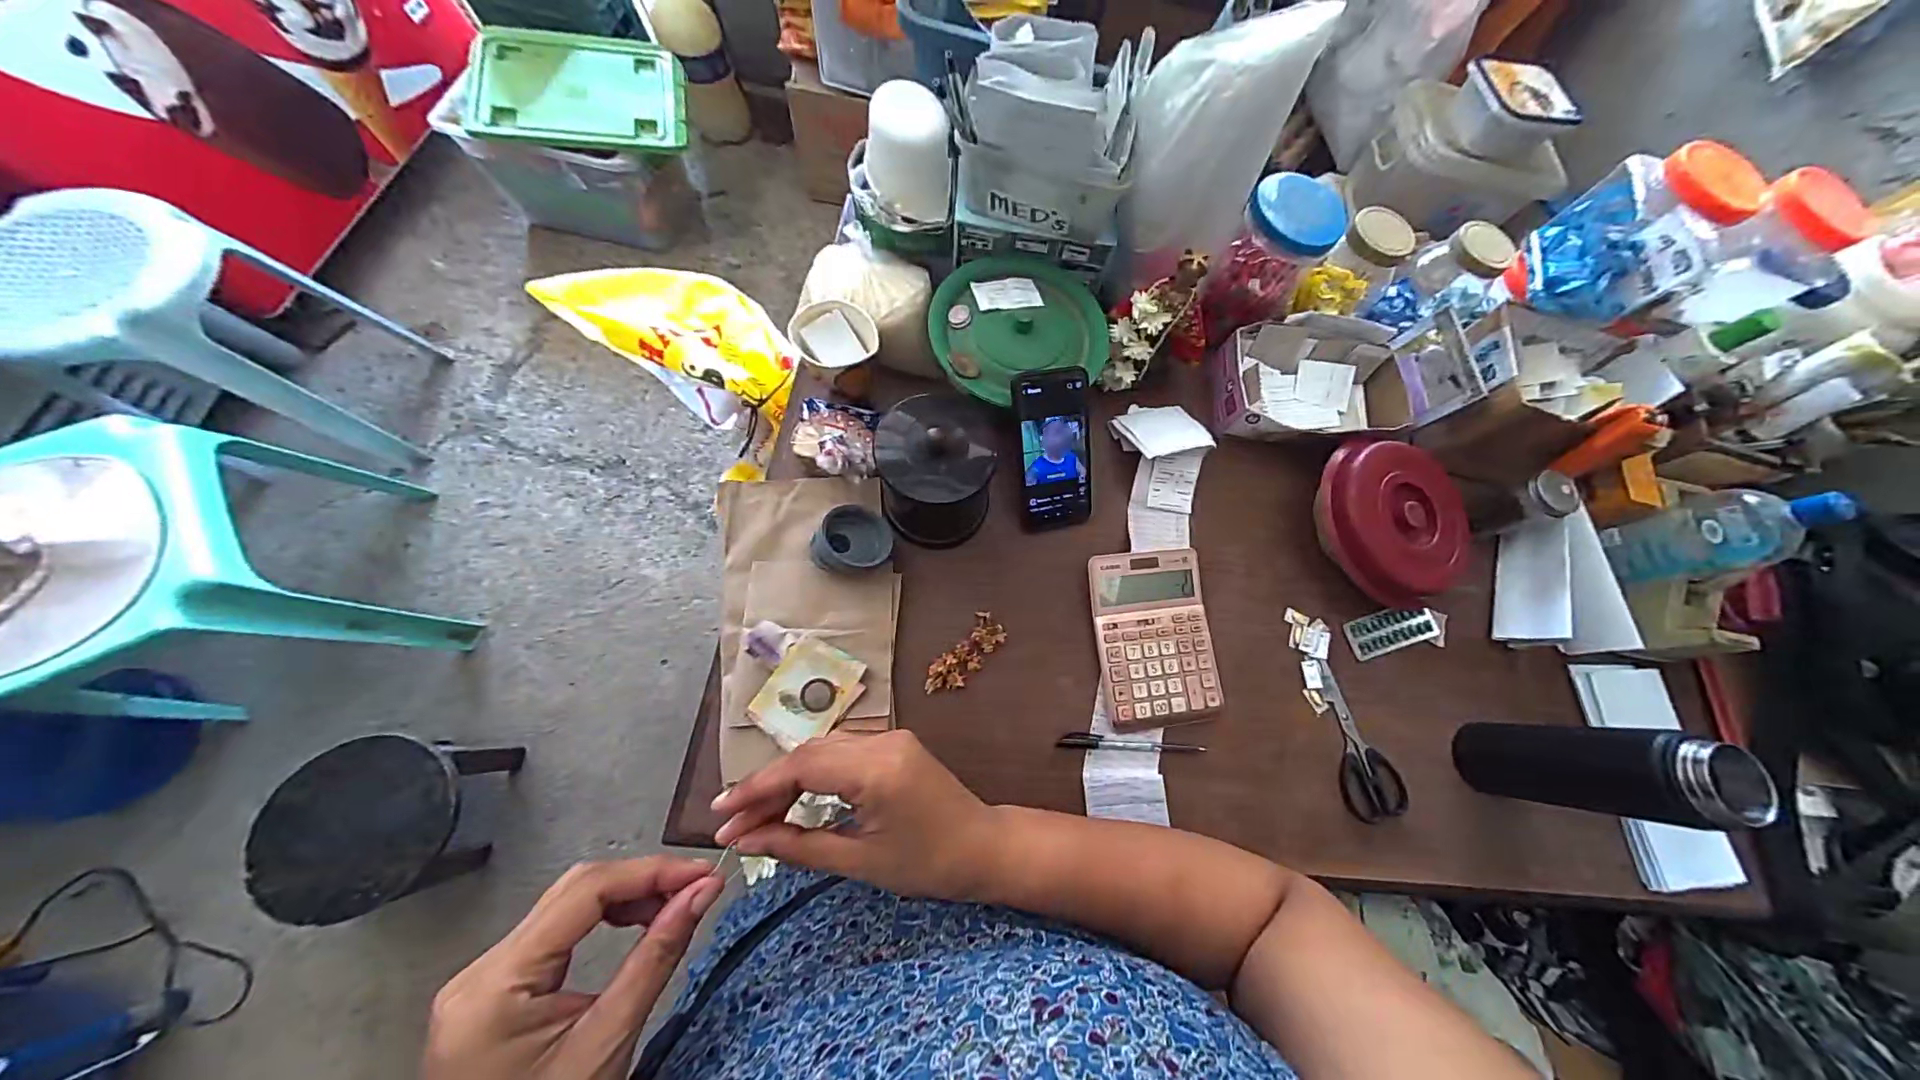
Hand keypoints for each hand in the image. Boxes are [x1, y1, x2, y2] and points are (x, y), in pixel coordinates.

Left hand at [422, 858, 722, 1079]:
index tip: (704, 873)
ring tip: (675, 904)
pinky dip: (604, 918)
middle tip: (696, 886)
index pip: (585, 891)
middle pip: (574, 891)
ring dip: (627, 896)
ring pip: (566, 905)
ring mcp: (482, 979)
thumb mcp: (609, 1040)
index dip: (651, 872)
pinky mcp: (495, 989)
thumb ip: (657, 956)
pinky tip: (637, 921)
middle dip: (642, 881)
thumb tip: (703, 891)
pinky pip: (558, 930)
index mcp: (496, 983)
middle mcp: (479, 970)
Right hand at [712, 731, 997, 900]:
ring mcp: (890, 737)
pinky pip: (843, 751)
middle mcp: (882, 741)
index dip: (756, 789)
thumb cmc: (927, 864)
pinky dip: (814, 773)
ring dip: (788, 779)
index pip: (802, 767)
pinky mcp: (894, 743)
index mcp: (877, 768)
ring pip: (824, 749)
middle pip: (809, 754)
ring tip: (755, 814)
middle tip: (732, 823)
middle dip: (767, 787)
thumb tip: (746, 840)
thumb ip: (798, 845)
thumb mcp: (859, 862)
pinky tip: (794, 797)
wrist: (984, 848)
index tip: (719, 814)